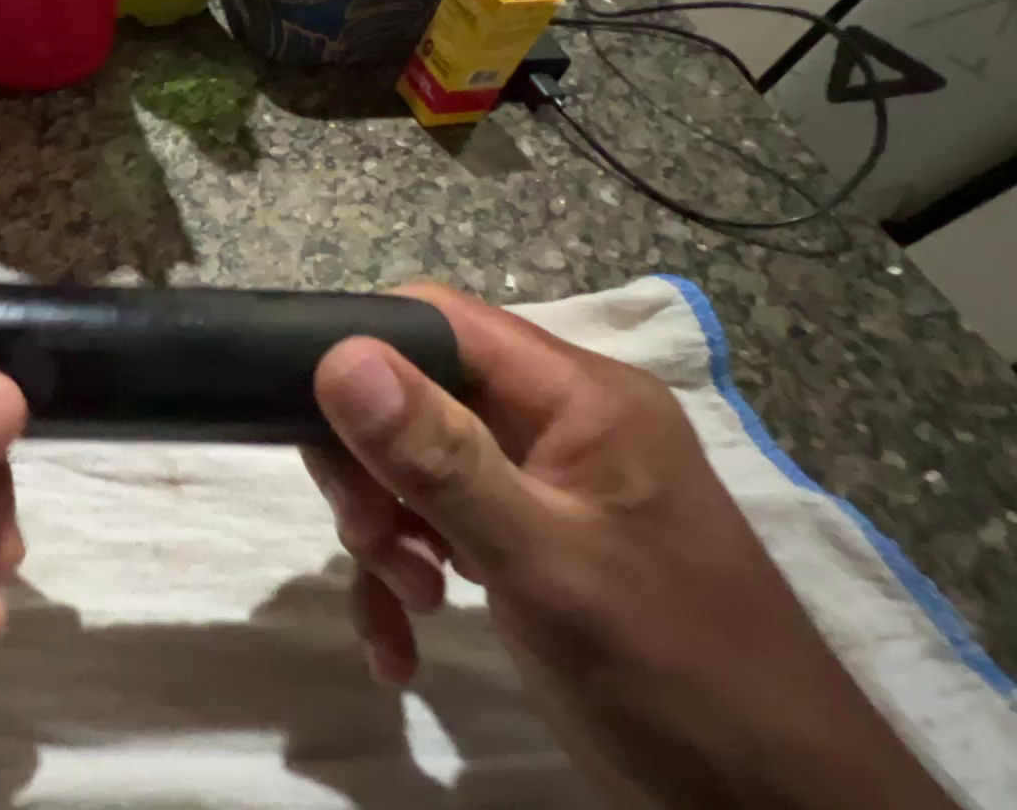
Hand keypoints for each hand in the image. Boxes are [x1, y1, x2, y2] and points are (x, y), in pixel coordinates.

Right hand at [305, 285, 960, 809]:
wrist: (767, 808)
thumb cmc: (670, 668)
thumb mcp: (543, 561)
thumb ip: (440, 459)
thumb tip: (340, 357)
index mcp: (575, 396)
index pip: (440, 321)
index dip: (363, 352)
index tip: (315, 423)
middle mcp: (549, 425)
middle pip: (410, 399)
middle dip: (369, 470)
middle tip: (369, 535)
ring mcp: (531, 487)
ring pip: (407, 470)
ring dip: (381, 533)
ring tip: (405, 599)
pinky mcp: (515, 543)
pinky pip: (425, 531)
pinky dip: (396, 581)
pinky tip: (398, 644)